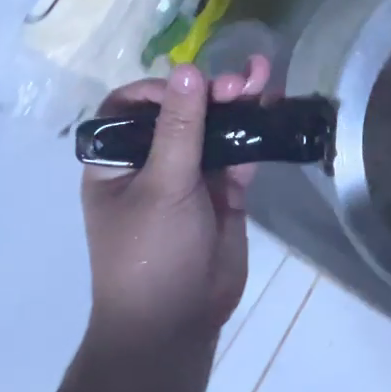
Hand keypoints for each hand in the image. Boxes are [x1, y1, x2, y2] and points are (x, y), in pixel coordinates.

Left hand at [80, 58, 269, 351]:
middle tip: (241, 81)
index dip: (161, 89)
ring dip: (238, 102)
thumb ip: (180, 127)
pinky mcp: (224, 193)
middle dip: (211, 91)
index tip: (191, 84)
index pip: (130, 107)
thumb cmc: (150, 253)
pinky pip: (239, 152)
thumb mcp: (162, 186)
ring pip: (215, 129)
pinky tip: (273, 109)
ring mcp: (190, 177)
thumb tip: (188, 69)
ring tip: (264, 76)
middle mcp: (152, 162)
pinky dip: (256, 131)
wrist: (177, 323)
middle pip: (182, 112)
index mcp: (117, 159)